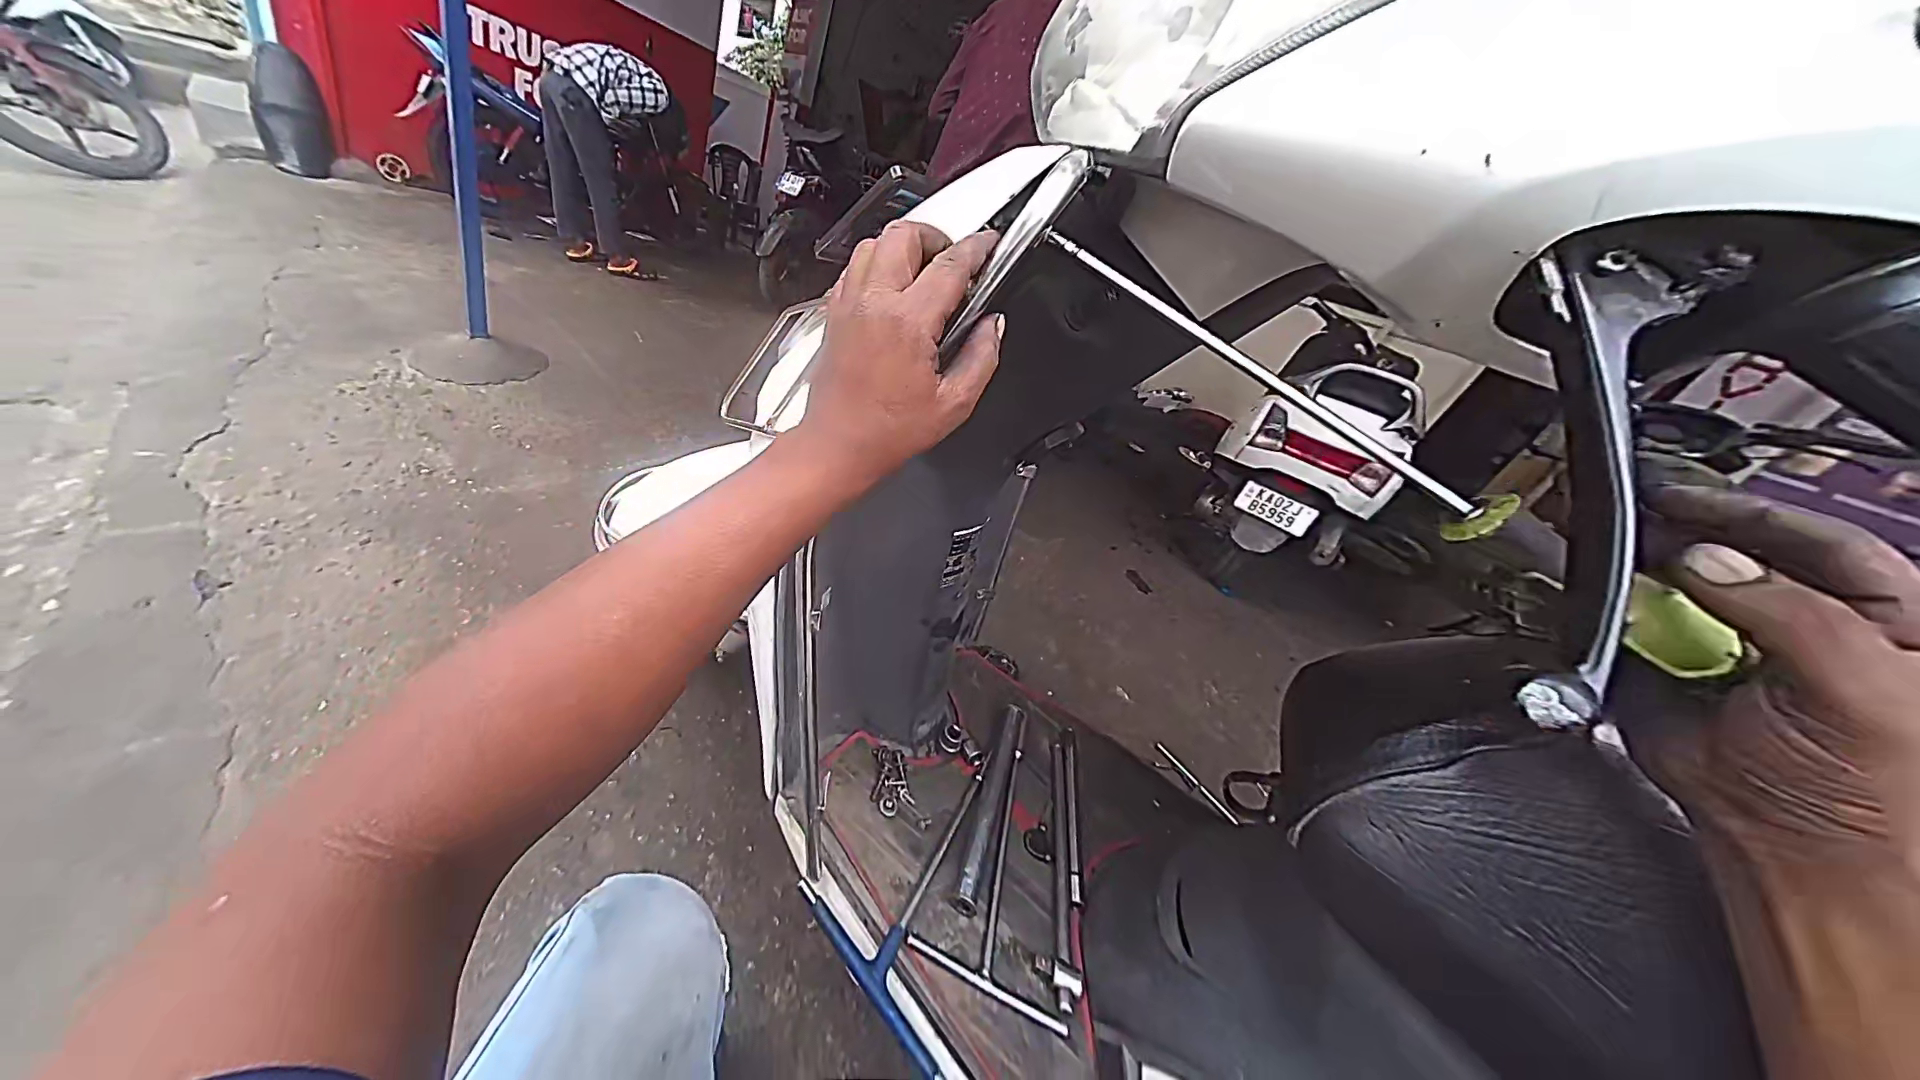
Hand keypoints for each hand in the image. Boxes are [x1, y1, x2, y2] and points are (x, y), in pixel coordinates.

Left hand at [789, 221, 1001, 483]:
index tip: (988, 245)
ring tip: (925, 272)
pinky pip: (855, 268)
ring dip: (904, 248)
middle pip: (905, 235)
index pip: (950, 264)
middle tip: (955, 261)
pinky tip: (894, 291)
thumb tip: (993, 327)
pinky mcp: (834, 314)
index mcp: (907, 322)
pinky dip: (878, 266)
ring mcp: (848, 305)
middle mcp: (873, 303)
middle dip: (937, 238)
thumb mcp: (954, 404)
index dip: (977, 248)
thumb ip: (982, 358)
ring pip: (874, 244)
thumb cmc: (886, 431)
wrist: (838, 445)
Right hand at [1645, 485, 1919, 872]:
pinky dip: (1610, 608)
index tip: (1686, 498)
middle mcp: (1798, 621)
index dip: (1753, 516)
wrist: (1782, 843)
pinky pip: (1631, 622)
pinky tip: (1600, 592)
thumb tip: (1705, 561)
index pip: (1822, 543)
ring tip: (1609, 546)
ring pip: (1678, 584)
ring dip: (1641, 566)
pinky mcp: (1665, 662)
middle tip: (1637, 514)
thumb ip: (1794, 616)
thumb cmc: (1866, 787)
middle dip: (1686, 532)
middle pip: (1740, 555)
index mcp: (1883, 620)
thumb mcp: (1862, 690)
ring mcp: (1725, 641)